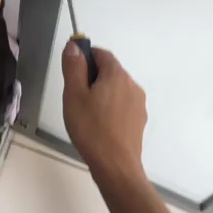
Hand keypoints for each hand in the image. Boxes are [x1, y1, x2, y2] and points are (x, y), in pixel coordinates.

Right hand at [61, 43, 146, 183]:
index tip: (72, 72)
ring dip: (102, 94)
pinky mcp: (139, 121)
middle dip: (92, 78)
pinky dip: (111, 108)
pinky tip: (99, 126)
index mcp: (117, 75)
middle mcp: (132, 85)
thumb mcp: (74, 95)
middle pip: (110, 71)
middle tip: (75, 97)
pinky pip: (122, 106)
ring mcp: (139, 104)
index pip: (102, 54)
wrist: (115, 166)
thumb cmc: (91, 128)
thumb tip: (75, 45)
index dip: (85, 57)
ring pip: (117, 89)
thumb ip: (74, 67)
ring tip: (86, 114)